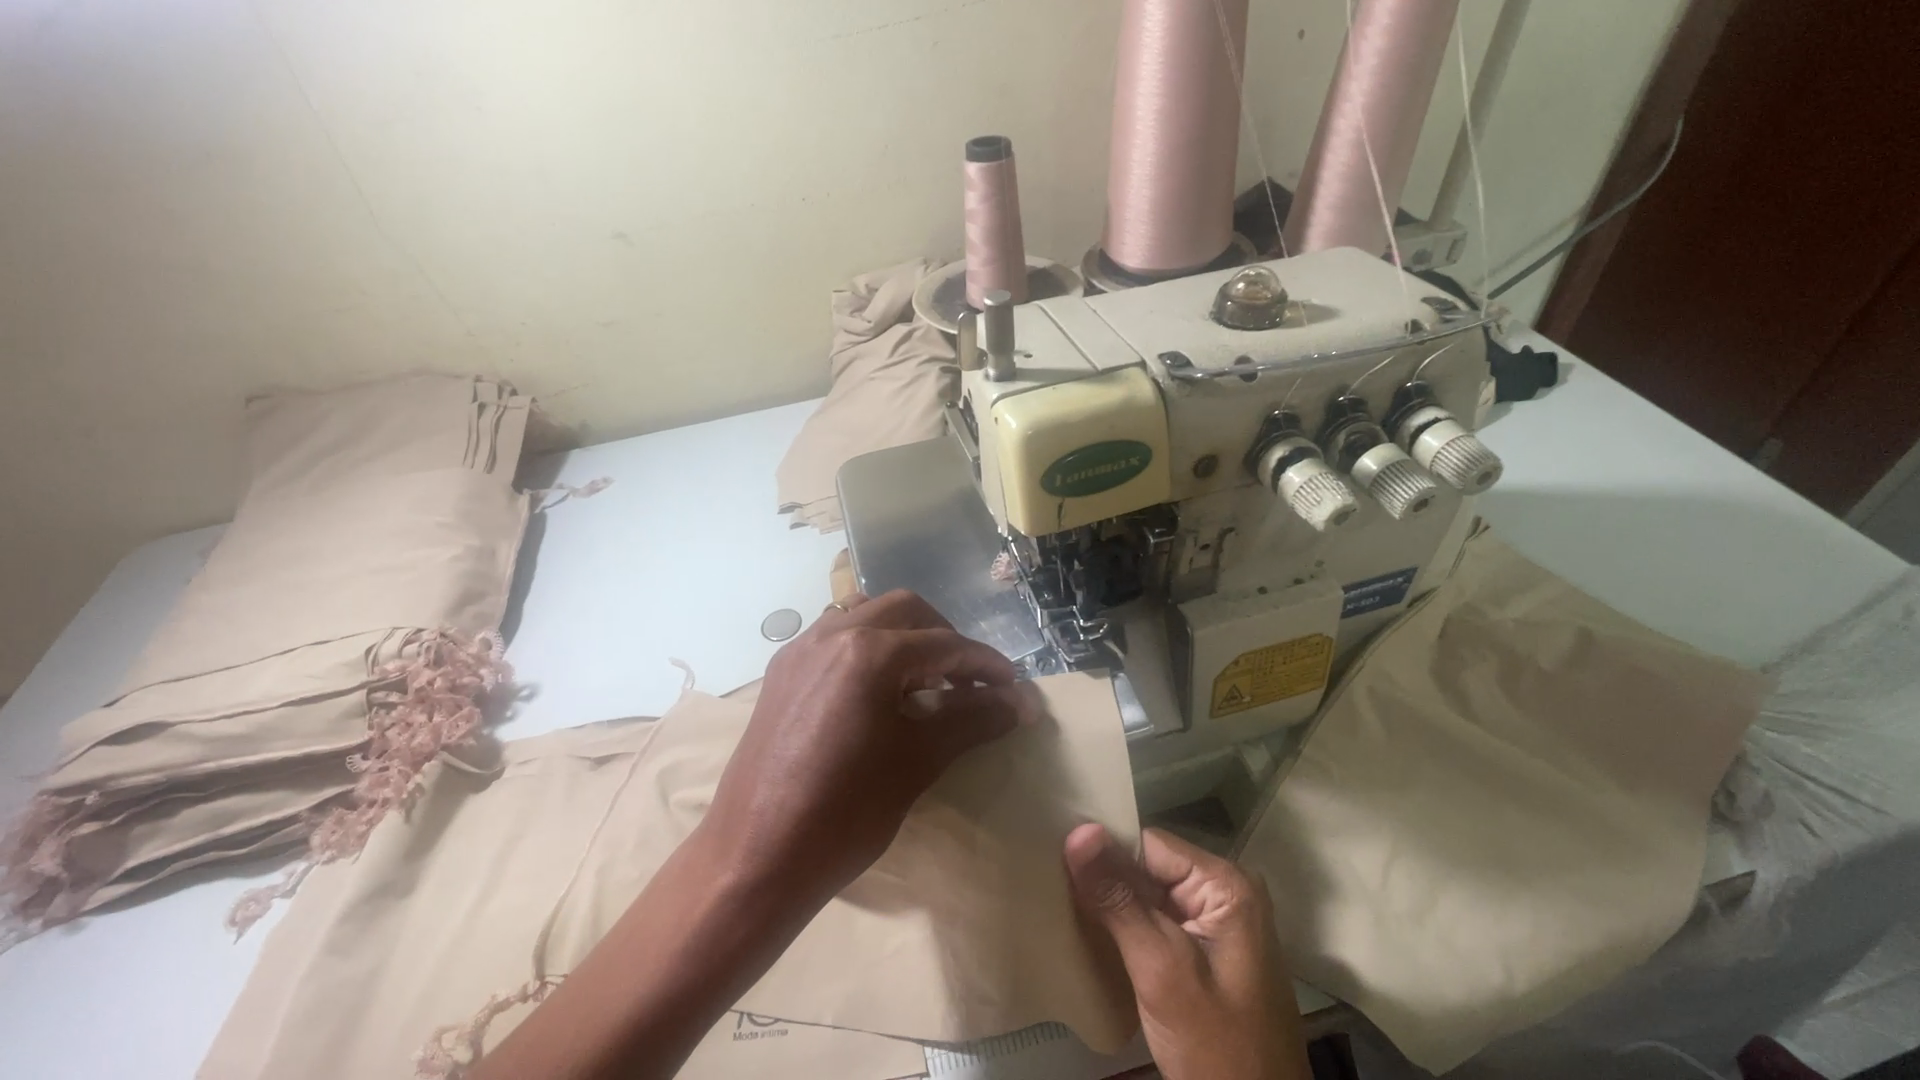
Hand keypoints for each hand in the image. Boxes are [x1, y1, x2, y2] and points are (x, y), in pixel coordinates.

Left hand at [700, 589, 1029, 903]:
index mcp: (867, 652)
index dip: (986, 666)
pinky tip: (878, 693)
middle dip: (944, 637)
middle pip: (905, 611)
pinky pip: (833, 638)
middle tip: (968, 682)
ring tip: (924, 683)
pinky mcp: (781, 674)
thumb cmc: (845, 812)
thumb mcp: (918, 761)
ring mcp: (799, 651)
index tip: (1015, 689)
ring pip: (864, 615)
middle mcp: (830, 635)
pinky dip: (867, 649)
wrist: (757, 858)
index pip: (944, 645)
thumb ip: (973, 720)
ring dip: (903, 636)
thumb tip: (1023, 702)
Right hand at [1065, 825, 1310, 1079]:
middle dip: (1105, 880)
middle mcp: (1225, 892)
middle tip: (1050, 885)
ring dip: (1112, 905)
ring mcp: (1216, 924)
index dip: (1104, 853)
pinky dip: (1126, 928)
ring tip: (1061, 904)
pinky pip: (1157, 921)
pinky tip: (1091, 933)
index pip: (1149, 845)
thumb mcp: (1161, 969)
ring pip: (1148, 894)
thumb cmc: (1216, 1044)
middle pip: (1149, 867)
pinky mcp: (1204, 952)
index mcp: (1226, 885)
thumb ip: (1119, 900)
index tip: (1054, 861)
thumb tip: (1079, 832)